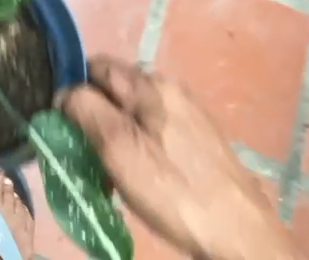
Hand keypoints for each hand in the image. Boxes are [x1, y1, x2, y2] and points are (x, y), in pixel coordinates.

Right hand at [60, 57, 299, 259]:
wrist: (244, 242)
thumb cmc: (175, 191)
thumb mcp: (118, 147)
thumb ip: (85, 108)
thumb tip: (64, 92)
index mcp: (150, 84)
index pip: (94, 66)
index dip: (73, 89)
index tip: (64, 123)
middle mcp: (171, 90)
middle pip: (115, 90)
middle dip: (94, 115)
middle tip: (86, 152)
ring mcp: (190, 117)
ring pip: (134, 113)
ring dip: (116, 134)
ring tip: (111, 171)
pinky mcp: (202, 143)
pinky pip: (155, 132)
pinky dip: (139, 147)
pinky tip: (142, 178)